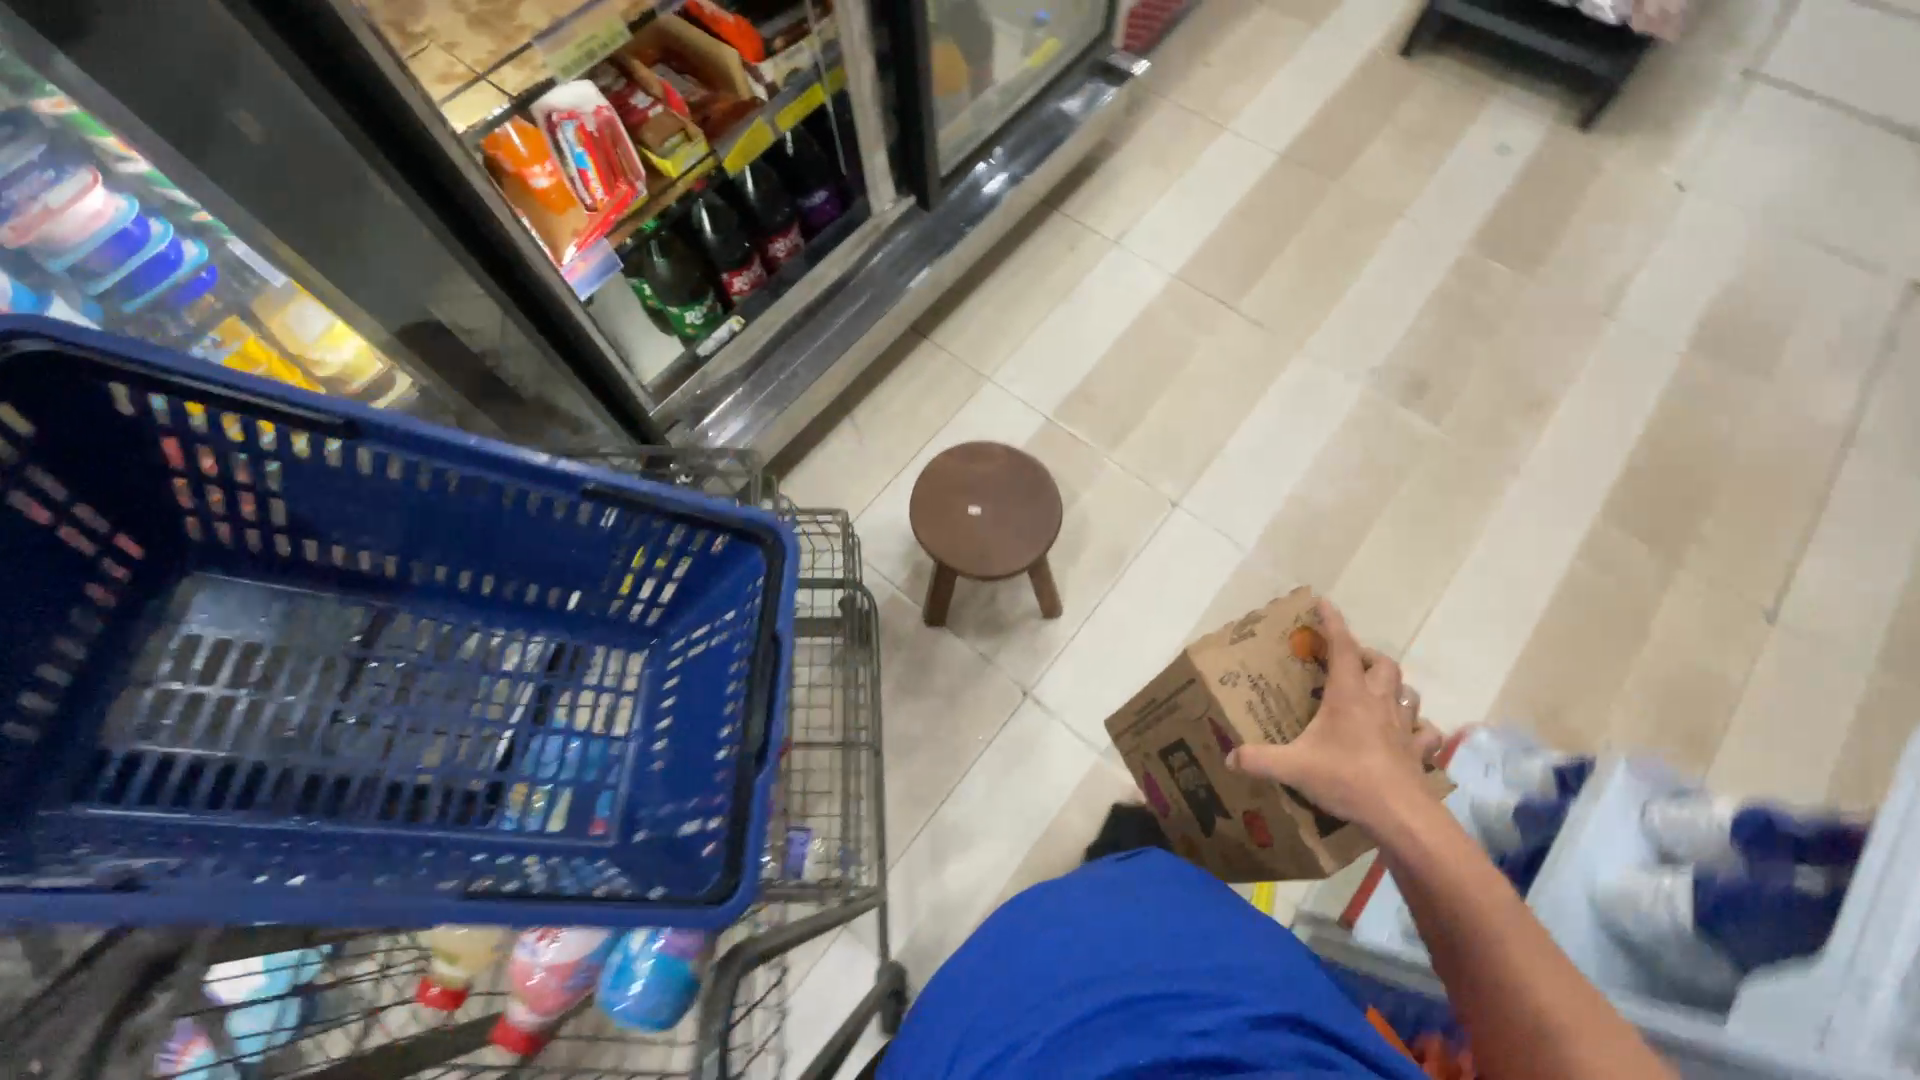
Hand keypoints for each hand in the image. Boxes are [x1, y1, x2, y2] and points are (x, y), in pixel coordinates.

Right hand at [1225, 598, 1443, 831]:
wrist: (1400, 815)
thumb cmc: (1347, 778)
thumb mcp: (1292, 767)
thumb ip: (1258, 759)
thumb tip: (1229, 758)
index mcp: (1348, 695)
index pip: (1341, 647)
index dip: (1332, 623)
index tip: (1323, 603)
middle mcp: (1379, 703)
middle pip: (1383, 664)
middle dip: (1366, 656)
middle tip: (1347, 662)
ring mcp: (1403, 727)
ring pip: (1407, 693)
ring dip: (1393, 687)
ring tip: (1377, 693)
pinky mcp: (1417, 751)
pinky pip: (1424, 732)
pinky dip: (1417, 728)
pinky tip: (1407, 734)